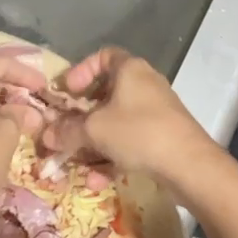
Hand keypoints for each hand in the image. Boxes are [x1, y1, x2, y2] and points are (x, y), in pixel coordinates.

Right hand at [43, 48, 217, 184]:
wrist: (190, 166)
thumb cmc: (139, 133)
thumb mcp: (95, 130)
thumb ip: (68, 130)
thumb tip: (46, 134)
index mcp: (129, 69)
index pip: (102, 56)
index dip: (81, 71)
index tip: (66, 91)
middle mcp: (143, 84)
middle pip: (106, 93)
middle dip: (82, 115)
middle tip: (64, 129)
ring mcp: (155, 112)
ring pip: (116, 122)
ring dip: (93, 142)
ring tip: (75, 162)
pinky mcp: (162, 137)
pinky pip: (129, 141)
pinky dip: (112, 156)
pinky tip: (97, 181)